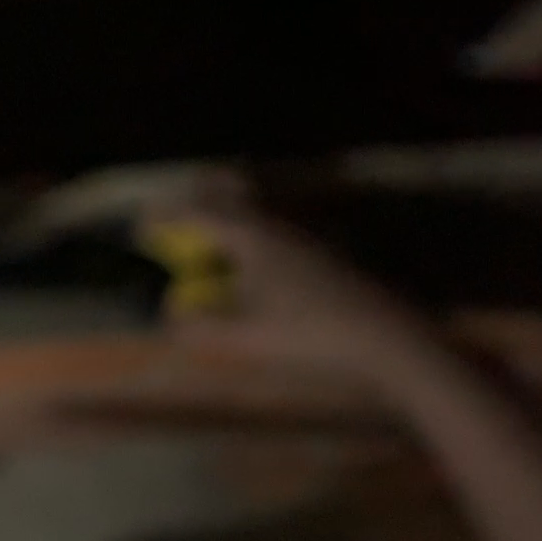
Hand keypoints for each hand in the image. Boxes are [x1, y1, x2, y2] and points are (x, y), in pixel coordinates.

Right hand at [154, 183, 436, 384]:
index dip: (164, 216)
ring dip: (230, 213)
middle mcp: (276, 229)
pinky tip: (256, 261)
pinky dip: (257, 232)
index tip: (141, 226)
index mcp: (250, 238)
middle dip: (200, 195)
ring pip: (259, 211)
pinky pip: (280, 230)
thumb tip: (168, 316)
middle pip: (232, 194)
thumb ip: (200, 326)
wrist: (400, 346)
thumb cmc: (312, 335)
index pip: (196, 213)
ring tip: (212, 233)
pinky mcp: (330, 258)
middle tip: (177, 206)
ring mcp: (308, 240)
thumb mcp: (246, 337)